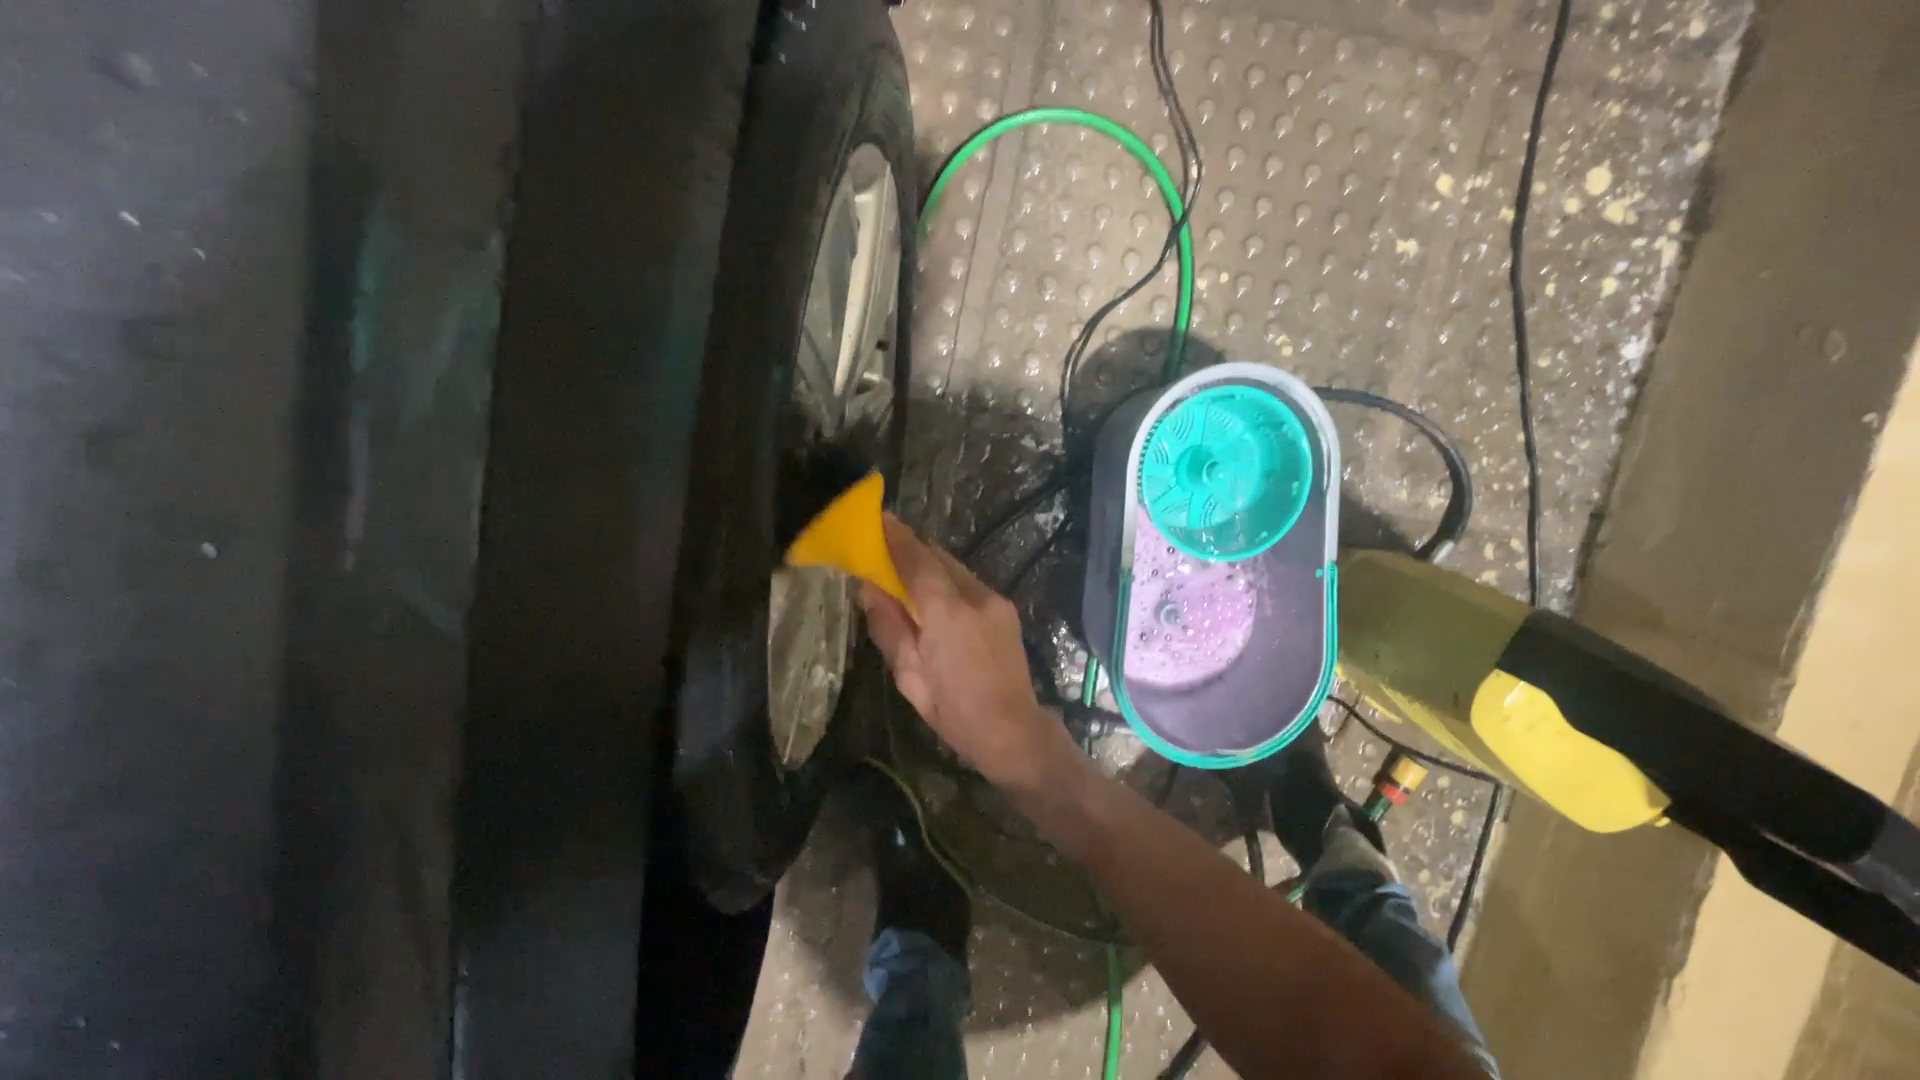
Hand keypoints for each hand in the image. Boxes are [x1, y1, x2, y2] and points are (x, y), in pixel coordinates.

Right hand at [860, 515, 1082, 792]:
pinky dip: (947, 581)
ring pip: (955, 569)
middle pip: (938, 558)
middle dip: (910, 549)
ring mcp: (995, 601)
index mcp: (947, 614)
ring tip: (903, 572)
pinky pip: (968, 584)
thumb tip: (871, 589)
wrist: (1014, 732)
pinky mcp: (1005, 610)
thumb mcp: (909, 676)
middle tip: (882, 547)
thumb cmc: (954, 712)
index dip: (895, 538)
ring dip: (929, 565)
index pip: (916, 561)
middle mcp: (975, 596)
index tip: (875, 519)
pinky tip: (933, 598)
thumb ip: (889, 627)